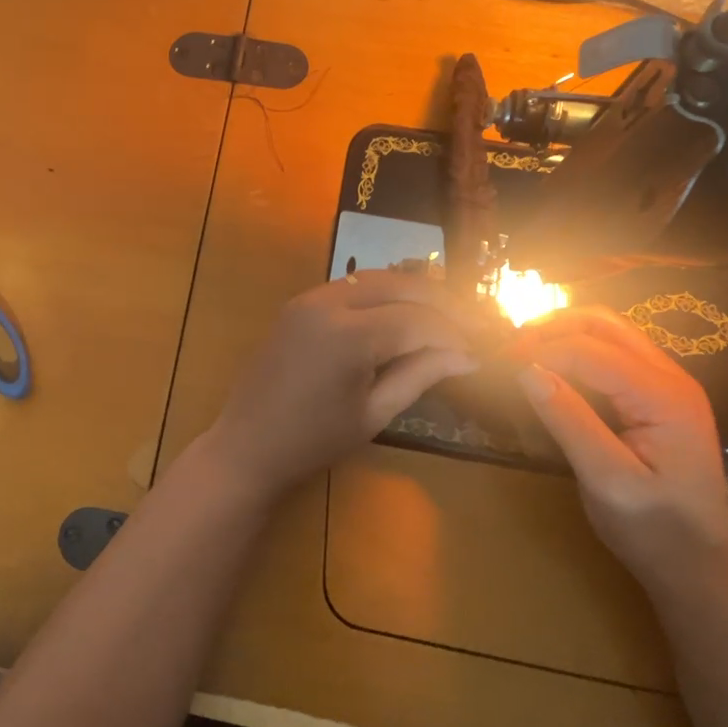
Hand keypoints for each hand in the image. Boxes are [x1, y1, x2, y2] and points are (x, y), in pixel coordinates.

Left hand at [206, 270, 481, 491]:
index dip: (453, 333)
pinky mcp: (296, 306)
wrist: (247, 446)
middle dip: (440, 301)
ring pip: (373, 280)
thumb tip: (469, 356)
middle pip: (398, 284)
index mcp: (348, 335)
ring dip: (411, 292)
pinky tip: (402, 314)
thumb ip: (421, 375)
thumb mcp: (374, 413)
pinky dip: (380, 295)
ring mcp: (307, 300)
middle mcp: (327, 304)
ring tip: (445, 315)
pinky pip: (348, 289)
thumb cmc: (312, 441)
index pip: (417, 320)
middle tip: (474, 321)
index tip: (481, 348)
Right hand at [512, 306, 727, 589]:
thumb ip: (569, 422)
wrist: (698, 567)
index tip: (497, 366)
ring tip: (522, 357)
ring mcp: (667, 387)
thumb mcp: (607, 481)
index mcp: (664, 396)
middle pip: (605, 324)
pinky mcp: (656, 401)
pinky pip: (613, 358)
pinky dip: (576, 355)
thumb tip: (525, 371)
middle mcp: (671, 379)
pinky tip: (551, 375)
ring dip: (563, 336)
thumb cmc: (654, 530)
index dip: (540, 351)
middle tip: (508, 351)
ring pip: (609, 335)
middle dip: (551, 328)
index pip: (591, 350)